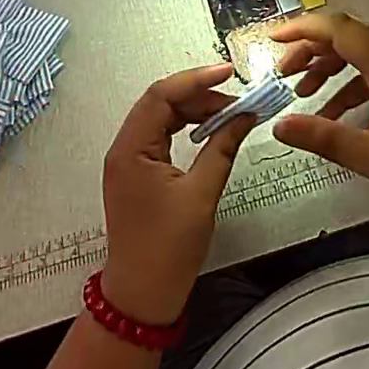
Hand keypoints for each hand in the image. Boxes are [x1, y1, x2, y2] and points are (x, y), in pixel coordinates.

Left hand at [100, 63, 258, 326]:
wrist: (142, 295)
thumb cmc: (169, 247)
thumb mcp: (202, 194)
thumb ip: (222, 147)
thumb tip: (245, 117)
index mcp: (131, 149)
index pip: (161, 96)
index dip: (196, 79)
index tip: (229, 73)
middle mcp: (124, 148)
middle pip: (160, 103)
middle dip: (199, 95)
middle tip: (237, 100)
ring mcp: (129, 161)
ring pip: (162, 118)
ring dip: (194, 111)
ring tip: (230, 113)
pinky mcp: (138, 173)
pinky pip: (161, 136)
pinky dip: (186, 128)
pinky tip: (210, 131)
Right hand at [269, 12, 368, 217]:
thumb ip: (323, 138)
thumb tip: (279, 126)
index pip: (339, 30)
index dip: (302, 28)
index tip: (272, 38)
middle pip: (346, 37)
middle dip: (310, 49)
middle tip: (282, 72)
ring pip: (357, 54)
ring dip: (326, 66)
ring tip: (299, 90)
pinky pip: (368, 75)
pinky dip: (344, 87)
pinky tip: (328, 114)